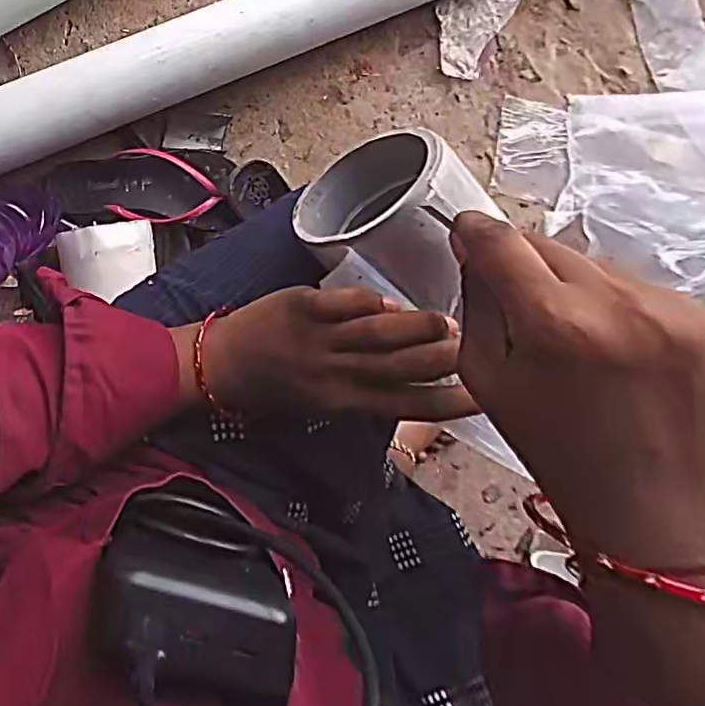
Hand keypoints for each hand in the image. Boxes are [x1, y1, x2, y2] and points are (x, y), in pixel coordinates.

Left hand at [193, 287, 477, 420]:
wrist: (220, 363)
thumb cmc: (272, 386)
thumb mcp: (319, 401)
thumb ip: (362, 392)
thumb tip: (411, 378)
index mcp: (340, 400)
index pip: (405, 403)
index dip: (448, 401)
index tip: (484, 394)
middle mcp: (333, 372)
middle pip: (401, 366)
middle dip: (444, 358)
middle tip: (478, 345)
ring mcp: (316, 337)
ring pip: (379, 333)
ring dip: (418, 327)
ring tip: (449, 321)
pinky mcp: (300, 306)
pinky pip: (345, 302)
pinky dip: (372, 301)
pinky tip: (393, 302)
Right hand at [449, 213, 704, 568]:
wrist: (651, 510)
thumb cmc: (553, 444)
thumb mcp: (484, 376)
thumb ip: (477, 304)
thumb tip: (476, 252)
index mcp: (555, 323)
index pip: (503, 240)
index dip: (476, 231)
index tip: (468, 232)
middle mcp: (625, 307)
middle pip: (552, 247)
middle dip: (527, 266)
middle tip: (525, 306)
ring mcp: (685, 317)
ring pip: (602, 269)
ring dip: (580, 289)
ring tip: (583, 340)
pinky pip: (651, 294)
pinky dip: (628, 311)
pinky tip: (627, 353)